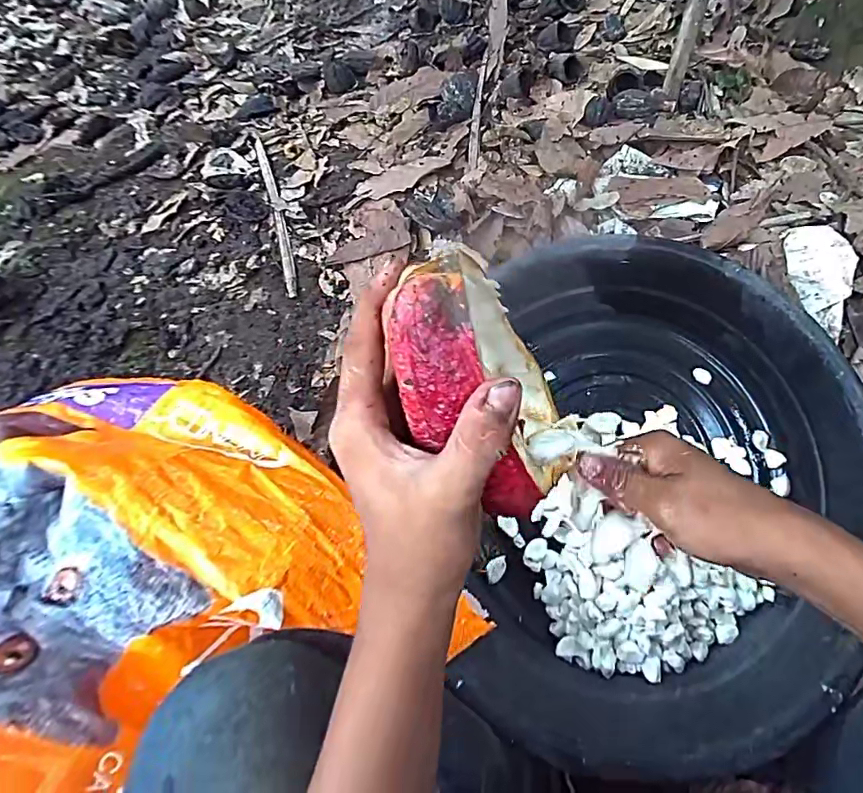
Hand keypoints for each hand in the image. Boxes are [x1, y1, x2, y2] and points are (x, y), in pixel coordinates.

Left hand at [329, 263, 522, 602]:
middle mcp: (367, 420)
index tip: (394, 267)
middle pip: (380, 352)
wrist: (415, 594)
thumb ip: (476, 439)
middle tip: (435, 279)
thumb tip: (504, 384)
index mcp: (358, 424)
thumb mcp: (448, 491)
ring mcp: (388, 431)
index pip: (359, 350)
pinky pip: (424, 393)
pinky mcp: (410, 442)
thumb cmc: (418, 549)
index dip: (373, 304)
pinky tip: (471, 360)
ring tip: (455, 307)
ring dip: (425, 339)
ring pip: (403, 371)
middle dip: (402, 312)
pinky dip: (443, 371)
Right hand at [574, 431, 807, 578]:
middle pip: (622, 478)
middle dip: (617, 506)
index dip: (592, 483)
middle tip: (619, 530)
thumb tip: (583, 461)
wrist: (775, 544)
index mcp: (655, 447)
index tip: (583, 509)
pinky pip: (661, 513)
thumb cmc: (722, 520)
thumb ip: (619, 483)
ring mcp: (681, 481)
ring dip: (638, 522)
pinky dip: (658, 529)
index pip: (606, 456)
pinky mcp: (692, 503)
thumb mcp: (660, 502)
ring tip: (649, 539)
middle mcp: (667, 458)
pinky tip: (666, 545)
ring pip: (641, 500)